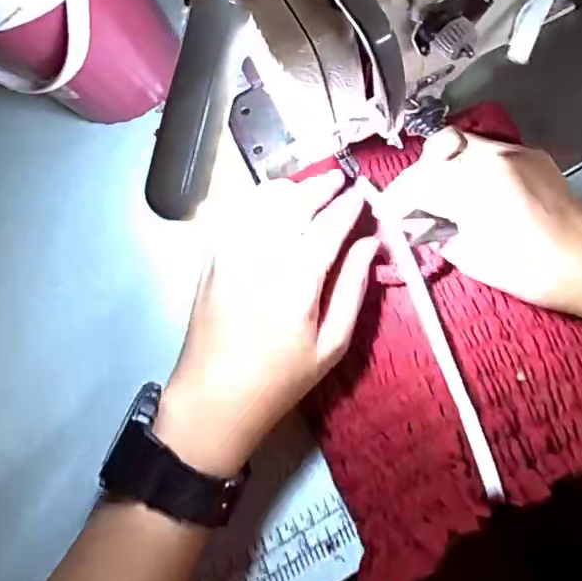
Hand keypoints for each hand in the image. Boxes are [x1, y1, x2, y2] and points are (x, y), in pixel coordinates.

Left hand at [155, 173, 375, 475]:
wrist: (212, 400)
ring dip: (290, 188)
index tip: (362, 192)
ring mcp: (230, 256)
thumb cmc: (280, 378)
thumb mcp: (332, 345)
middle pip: (293, 202)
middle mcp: (260, 261)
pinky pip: (236, 212)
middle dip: (320, 185)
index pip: (327, 227)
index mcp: (296, 286)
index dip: (348, 205)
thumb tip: (370, 243)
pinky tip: (274, 204)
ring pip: (262, 201)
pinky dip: (259, 200)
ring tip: (310, 191)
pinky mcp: (211, 258)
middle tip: (339, 180)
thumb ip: (353, 287)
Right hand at [384, 130, 581, 336]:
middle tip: (414, 203)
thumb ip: (440, 234)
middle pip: (435, 152)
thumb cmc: (534, 271)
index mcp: (473, 185)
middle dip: (418, 176)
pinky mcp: (529, 153)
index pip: (418, 181)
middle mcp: (490, 157)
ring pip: (461, 142)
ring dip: (443, 164)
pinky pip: (487, 150)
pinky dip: (471, 165)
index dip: (398, 198)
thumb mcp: (475, 258)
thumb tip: (420, 224)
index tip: (389, 212)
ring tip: (443, 194)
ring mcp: (512, 150)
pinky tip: (477, 190)